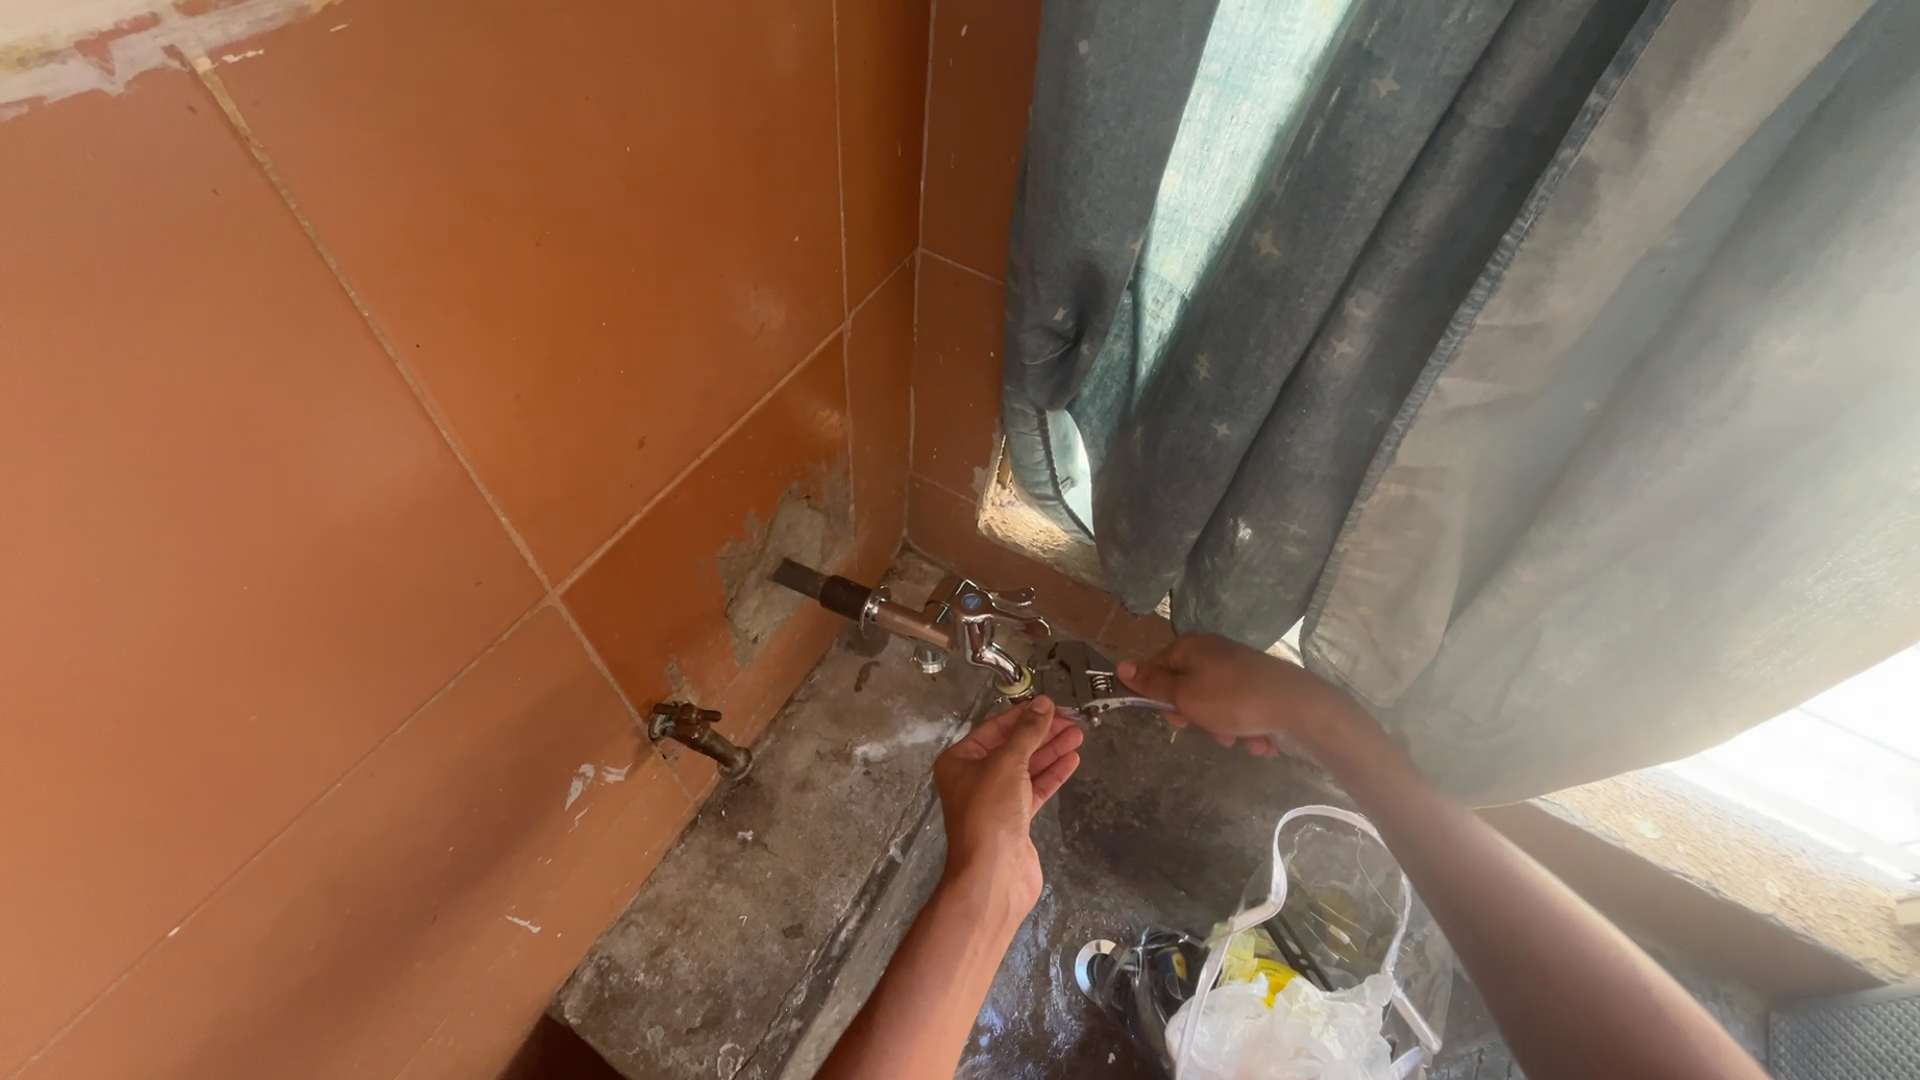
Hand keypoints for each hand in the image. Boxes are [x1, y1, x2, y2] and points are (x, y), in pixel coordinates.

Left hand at [932, 696, 1082, 914]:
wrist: (993, 875)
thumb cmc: (990, 813)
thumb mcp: (1007, 763)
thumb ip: (1028, 732)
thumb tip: (1043, 704)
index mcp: (960, 760)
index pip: (995, 728)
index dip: (1024, 715)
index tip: (1050, 705)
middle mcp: (975, 777)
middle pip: (1013, 746)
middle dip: (1042, 732)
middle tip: (1072, 720)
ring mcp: (996, 799)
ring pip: (1027, 767)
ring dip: (1051, 751)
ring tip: (1077, 735)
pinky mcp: (1015, 818)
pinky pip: (1035, 788)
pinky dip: (1052, 774)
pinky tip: (1071, 760)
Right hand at [1118, 634, 1366, 757]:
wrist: (1300, 709)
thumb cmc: (1233, 699)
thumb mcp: (1184, 694)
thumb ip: (1152, 683)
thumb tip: (1121, 666)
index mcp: (1191, 647)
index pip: (1157, 667)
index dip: (1159, 695)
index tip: (1171, 715)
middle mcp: (1214, 653)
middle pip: (1186, 689)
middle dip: (1195, 716)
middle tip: (1205, 727)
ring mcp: (1240, 670)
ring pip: (1214, 706)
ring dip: (1221, 728)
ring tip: (1238, 737)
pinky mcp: (1262, 689)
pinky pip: (1241, 712)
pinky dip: (1246, 728)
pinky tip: (1259, 738)